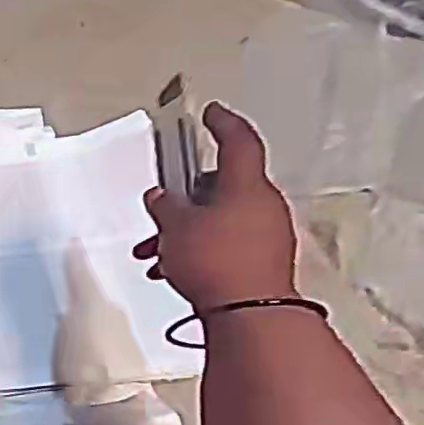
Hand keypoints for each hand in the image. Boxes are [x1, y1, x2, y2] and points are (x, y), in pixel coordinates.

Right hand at [133, 102, 297, 309]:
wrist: (246, 311)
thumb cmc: (215, 264)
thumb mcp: (174, 229)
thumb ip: (164, 207)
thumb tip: (160, 198)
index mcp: (246, 186)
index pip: (237, 142)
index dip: (223, 124)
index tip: (213, 113)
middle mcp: (262, 204)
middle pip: (221, 186)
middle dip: (186, 199)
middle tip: (163, 208)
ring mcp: (265, 232)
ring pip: (219, 218)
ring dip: (186, 230)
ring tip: (158, 250)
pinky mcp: (261, 257)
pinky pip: (225, 241)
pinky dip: (199, 247)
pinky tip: (174, 266)